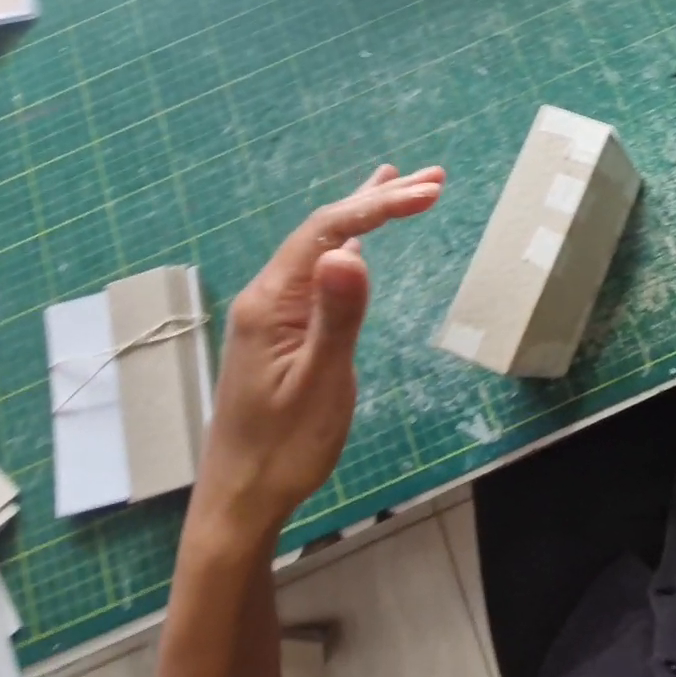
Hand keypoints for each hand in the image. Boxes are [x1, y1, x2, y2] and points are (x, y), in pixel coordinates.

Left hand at [192, 163, 445, 540]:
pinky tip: (357, 241)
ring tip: (399, 184)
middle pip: (324, 228)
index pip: (328, 230)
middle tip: (433, 178)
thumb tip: (350, 249)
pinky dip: (348, 244)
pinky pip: (319, 270)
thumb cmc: (286, 446)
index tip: (430, 194)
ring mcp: (274, 311)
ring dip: (366, 215)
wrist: (241, 498)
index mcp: (271, 301)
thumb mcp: (321, 382)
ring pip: (322, 246)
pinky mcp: (284, 329)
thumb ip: (336, 315)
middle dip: (378, 198)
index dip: (380, 205)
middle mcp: (268, 295)